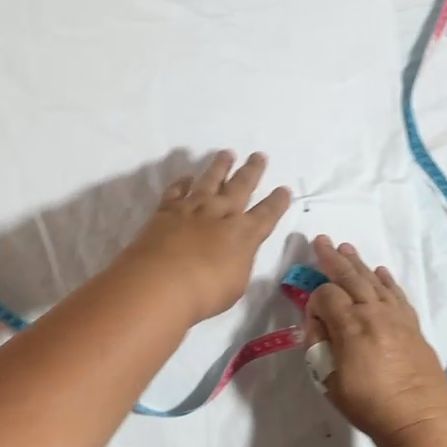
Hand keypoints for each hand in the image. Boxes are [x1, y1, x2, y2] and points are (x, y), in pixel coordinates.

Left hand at [120, 151, 289, 321]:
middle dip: (252, 171)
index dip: (277, 202)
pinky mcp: (166, 210)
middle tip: (258, 155)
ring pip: (210, 180)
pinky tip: (187, 177)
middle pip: (241, 186)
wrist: (161, 282)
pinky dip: (183, 182)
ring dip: (220, 166)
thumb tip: (235, 253)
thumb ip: (238, 263)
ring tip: (226, 154)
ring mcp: (192, 208)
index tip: (284, 189)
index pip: (267, 214)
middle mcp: (221, 214)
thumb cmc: (205, 293)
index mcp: (244, 234)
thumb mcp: (235, 284)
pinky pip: (177, 190)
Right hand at [307, 236, 446, 446]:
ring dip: (358, 264)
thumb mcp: (329, 380)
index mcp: (350, 325)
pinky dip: (386, 280)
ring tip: (346, 248)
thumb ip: (318, 346)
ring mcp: (397, 317)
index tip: (312, 321)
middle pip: (350, 277)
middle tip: (321, 240)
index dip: (313, 302)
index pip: (325, 295)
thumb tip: (316, 323)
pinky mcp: (413, 326)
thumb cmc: (369, 405)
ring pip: (373, 281)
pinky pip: (397, 294)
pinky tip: (380, 272)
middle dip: (332, 259)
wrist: (419, 421)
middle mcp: (374, 312)